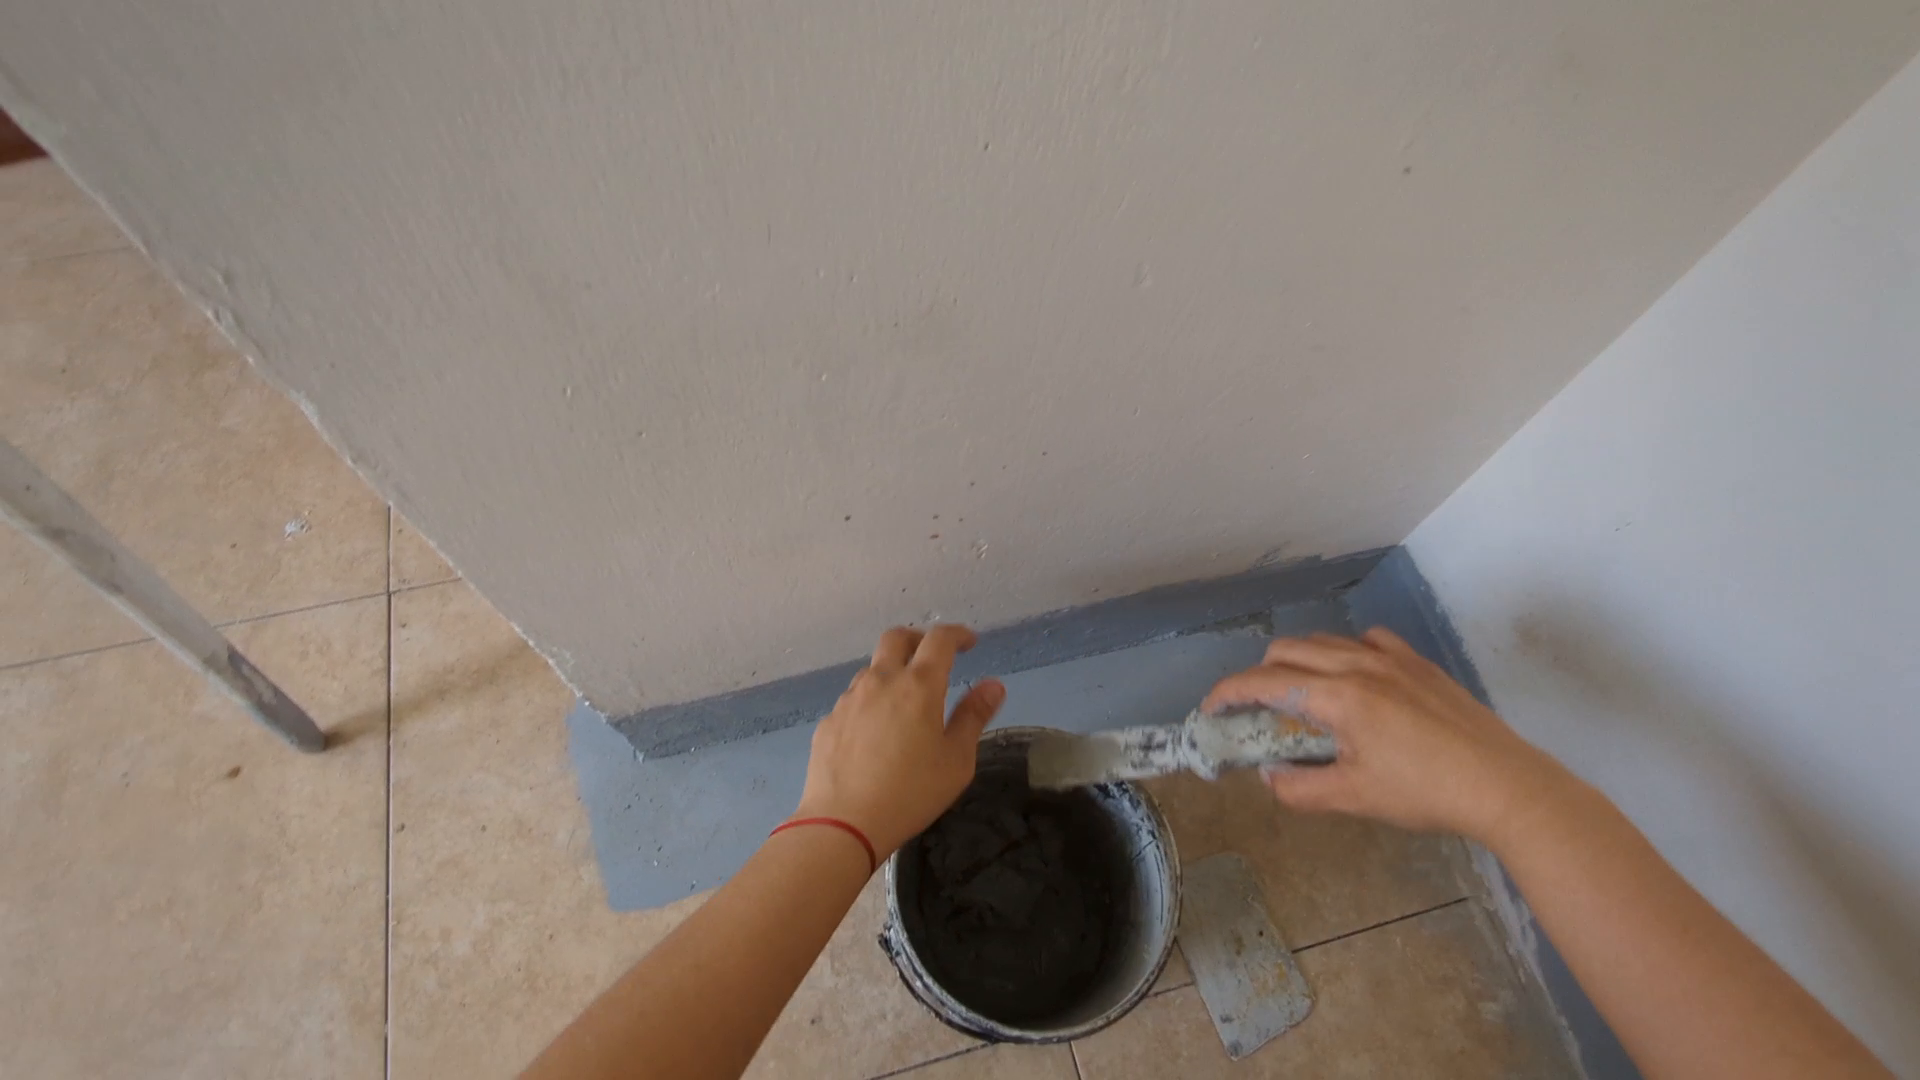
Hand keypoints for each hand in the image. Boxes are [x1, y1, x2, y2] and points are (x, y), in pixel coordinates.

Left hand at [793, 625, 1006, 860]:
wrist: (842, 823)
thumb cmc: (911, 792)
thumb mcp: (956, 760)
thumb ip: (974, 716)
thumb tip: (994, 684)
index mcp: (919, 685)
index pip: (940, 639)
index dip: (957, 634)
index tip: (969, 643)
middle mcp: (881, 681)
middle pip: (897, 637)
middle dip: (919, 638)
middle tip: (933, 657)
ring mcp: (850, 699)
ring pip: (872, 668)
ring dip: (892, 672)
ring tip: (905, 702)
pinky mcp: (829, 720)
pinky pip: (854, 699)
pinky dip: (871, 702)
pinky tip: (876, 734)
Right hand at [1202, 627, 1567, 840]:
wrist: (1508, 787)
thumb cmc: (1426, 793)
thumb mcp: (1355, 799)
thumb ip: (1300, 789)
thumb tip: (1270, 777)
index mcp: (1338, 697)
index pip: (1264, 682)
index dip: (1229, 693)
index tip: (1211, 709)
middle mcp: (1358, 665)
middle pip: (1287, 651)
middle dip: (1259, 675)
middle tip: (1258, 710)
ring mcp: (1391, 658)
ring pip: (1323, 641)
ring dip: (1298, 662)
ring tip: (1302, 696)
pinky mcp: (1418, 663)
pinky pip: (1367, 640)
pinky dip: (1345, 652)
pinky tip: (1354, 677)